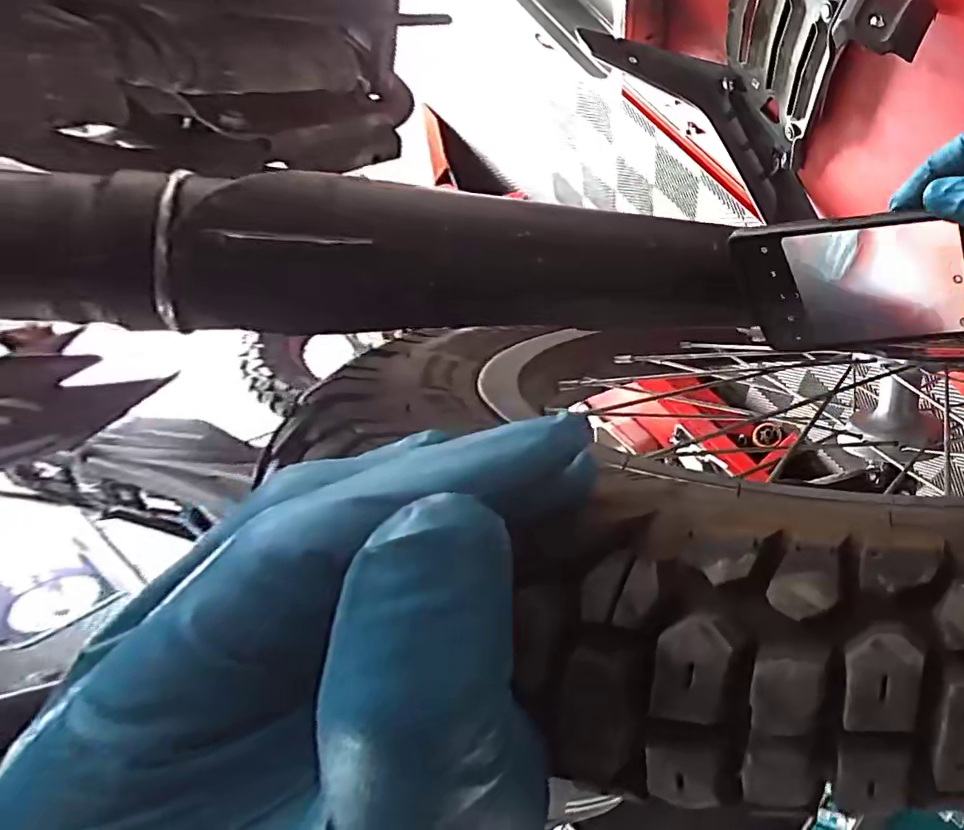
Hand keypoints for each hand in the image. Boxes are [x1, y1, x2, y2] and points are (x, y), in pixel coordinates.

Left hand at [0, 416, 595, 829]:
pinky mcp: (314, 659)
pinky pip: (384, 564)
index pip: (286, 550)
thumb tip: (456, 511)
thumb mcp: (417, 826)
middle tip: (570, 459)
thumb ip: (415, 690)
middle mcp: (157, 680)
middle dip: (458, 475)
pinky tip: (522, 521)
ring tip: (555, 481)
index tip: (566, 446)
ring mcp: (232, 666)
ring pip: (348, 529)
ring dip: (465, 493)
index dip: (446, 478)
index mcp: (120, 737)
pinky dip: (467, 532)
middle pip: (308, 522)